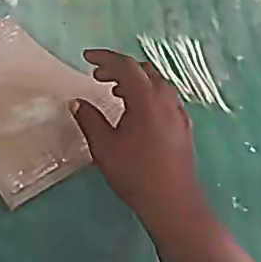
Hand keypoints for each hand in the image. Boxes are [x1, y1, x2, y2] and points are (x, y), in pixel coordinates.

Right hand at [71, 49, 208, 228]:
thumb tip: (77, 102)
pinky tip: (135, 112)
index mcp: (147, 101)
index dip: (105, 58)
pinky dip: (147, 94)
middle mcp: (166, 101)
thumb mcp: (103, 146)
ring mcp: (178, 114)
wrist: (173, 203)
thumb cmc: (135, 173)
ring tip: (114, 93)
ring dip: (134, 81)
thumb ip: (89, 119)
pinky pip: (164, 98)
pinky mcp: (182, 127)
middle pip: (145, 71)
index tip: (87, 58)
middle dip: (120, 68)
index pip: (126, 67)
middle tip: (98, 76)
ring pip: (157, 84)